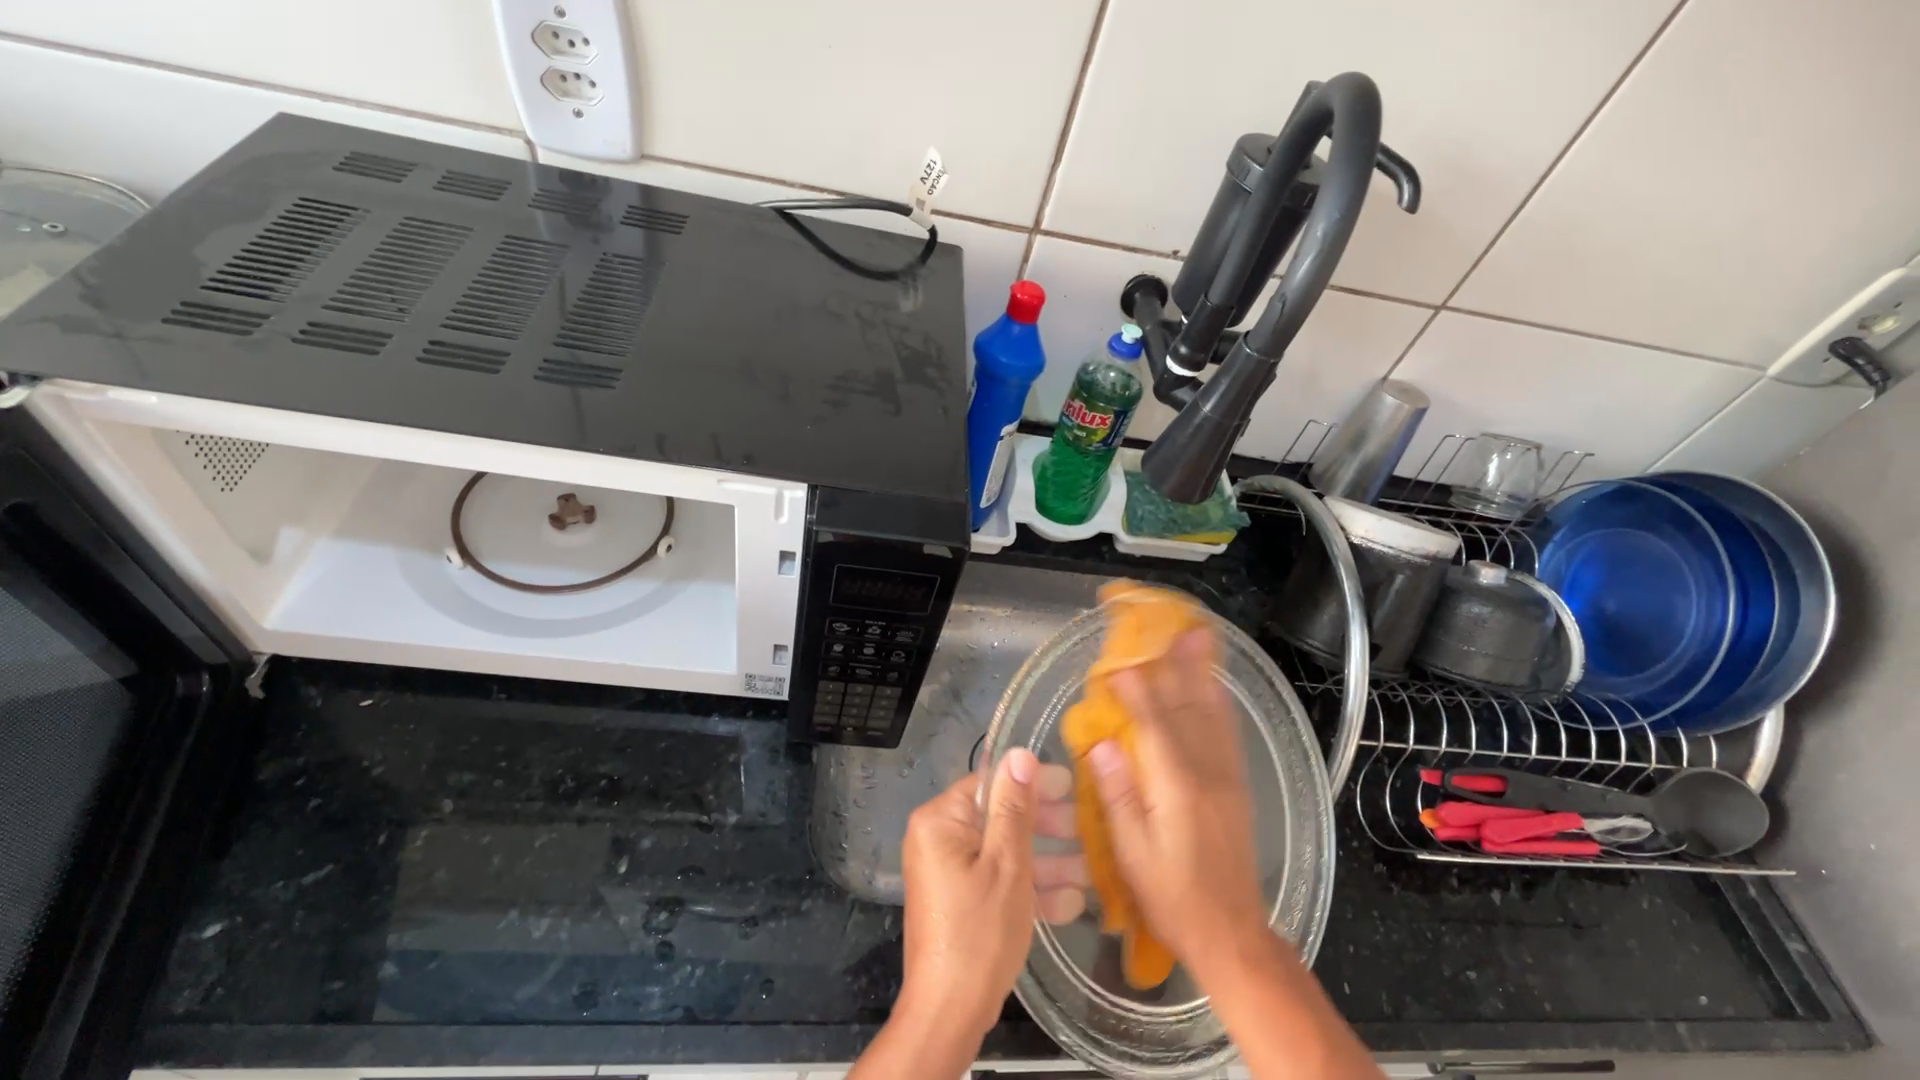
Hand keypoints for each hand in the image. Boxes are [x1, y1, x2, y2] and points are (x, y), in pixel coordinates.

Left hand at [898, 748, 1084, 1040]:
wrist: (950, 1009)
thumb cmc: (980, 931)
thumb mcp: (1007, 864)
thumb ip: (1014, 807)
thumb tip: (1020, 753)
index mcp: (939, 822)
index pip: (989, 784)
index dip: (1032, 784)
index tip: (1072, 786)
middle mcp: (936, 839)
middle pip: (998, 817)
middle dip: (1044, 827)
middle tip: (1085, 829)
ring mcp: (947, 872)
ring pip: (1002, 852)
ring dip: (1045, 862)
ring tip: (1090, 869)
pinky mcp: (958, 899)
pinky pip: (996, 880)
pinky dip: (1027, 888)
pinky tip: (1070, 902)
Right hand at [1088, 627, 1269, 977]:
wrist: (1231, 930)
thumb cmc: (1171, 896)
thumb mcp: (1132, 854)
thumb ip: (1119, 796)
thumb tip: (1102, 745)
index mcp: (1176, 787)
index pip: (1153, 724)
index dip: (1135, 690)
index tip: (1117, 662)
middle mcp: (1206, 772)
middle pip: (1186, 708)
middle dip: (1173, 666)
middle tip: (1167, 627)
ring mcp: (1227, 778)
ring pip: (1212, 715)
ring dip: (1202, 674)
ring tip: (1198, 638)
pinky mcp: (1237, 788)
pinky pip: (1228, 734)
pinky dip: (1220, 704)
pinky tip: (1216, 687)